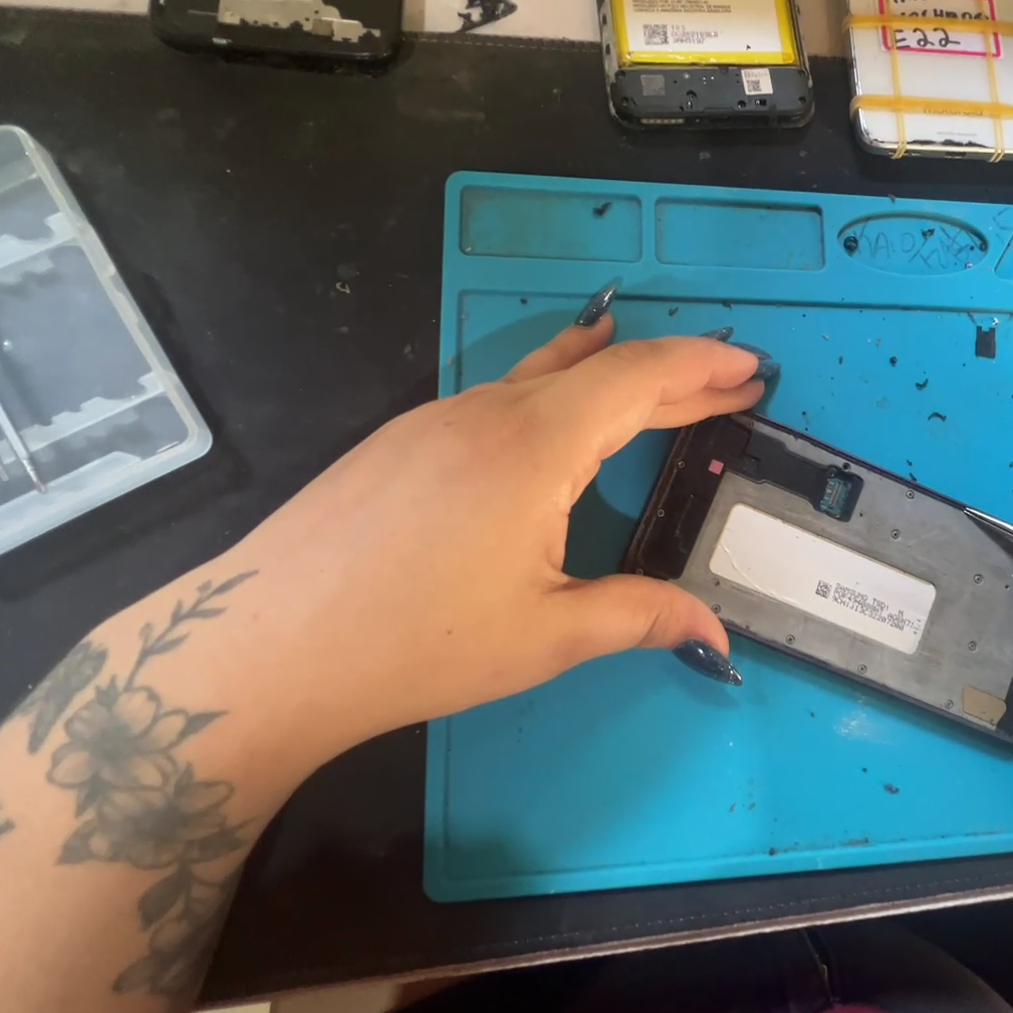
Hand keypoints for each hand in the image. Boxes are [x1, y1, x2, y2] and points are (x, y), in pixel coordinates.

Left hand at [204, 292, 772, 762]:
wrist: (263, 647)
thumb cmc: (415, 644)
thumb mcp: (546, 637)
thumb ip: (641, 617)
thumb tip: (715, 633)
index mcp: (535, 446)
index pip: (637, 377)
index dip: (702, 365)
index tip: (750, 366)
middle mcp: (488, 411)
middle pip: (600, 368)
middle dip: (675, 374)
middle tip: (732, 382)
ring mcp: (438, 418)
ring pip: (547, 376)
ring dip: (615, 383)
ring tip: (664, 388)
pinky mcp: (406, 438)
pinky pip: (503, 394)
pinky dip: (560, 393)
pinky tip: (563, 409)